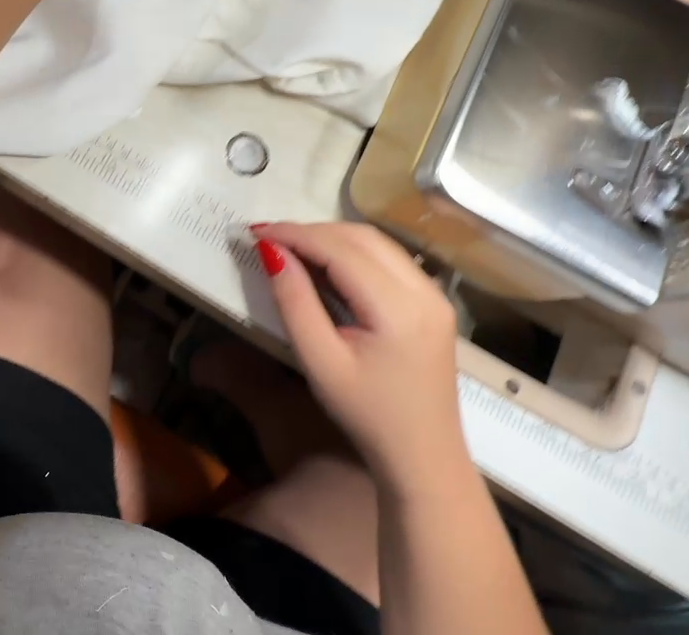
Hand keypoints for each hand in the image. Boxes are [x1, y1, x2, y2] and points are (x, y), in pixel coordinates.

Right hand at [255, 222, 468, 492]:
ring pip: (376, 242)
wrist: (424, 457)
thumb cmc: (366, 414)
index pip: (340, 250)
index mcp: (399, 309)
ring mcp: (434, 295)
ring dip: (329, 237)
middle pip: (360, 237)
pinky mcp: (432, 302)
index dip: (294, 234)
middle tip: (266, 239)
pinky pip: (387, 258)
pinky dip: (350, 251)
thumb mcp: (319, 361)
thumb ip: (294, 301)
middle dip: (310, 231)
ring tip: (288, 247)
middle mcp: (425, 291)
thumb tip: (270, 250)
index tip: (253, 232)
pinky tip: (322, 264)